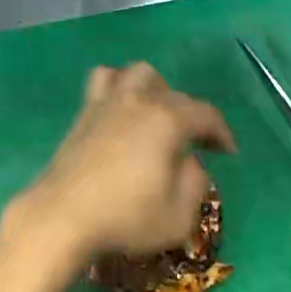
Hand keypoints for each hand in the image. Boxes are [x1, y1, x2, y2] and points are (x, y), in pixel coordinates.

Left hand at [8, 63, 236, 266]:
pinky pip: (105, 79)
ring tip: (158, 112)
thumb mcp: (177, 216)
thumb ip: (196, 185)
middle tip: (196, 143)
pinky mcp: (86, 110)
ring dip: (157, 88)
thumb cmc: (125, 217)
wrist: (63, 216)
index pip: (206, 114)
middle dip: (193, 116)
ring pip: (141, 74)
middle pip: (176, 95)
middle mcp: (142, 100)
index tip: (228, 151)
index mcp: (169, 120)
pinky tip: (120, 105)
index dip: (221, 132)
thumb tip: (192, 164)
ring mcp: (111, 100)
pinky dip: (117, 84)